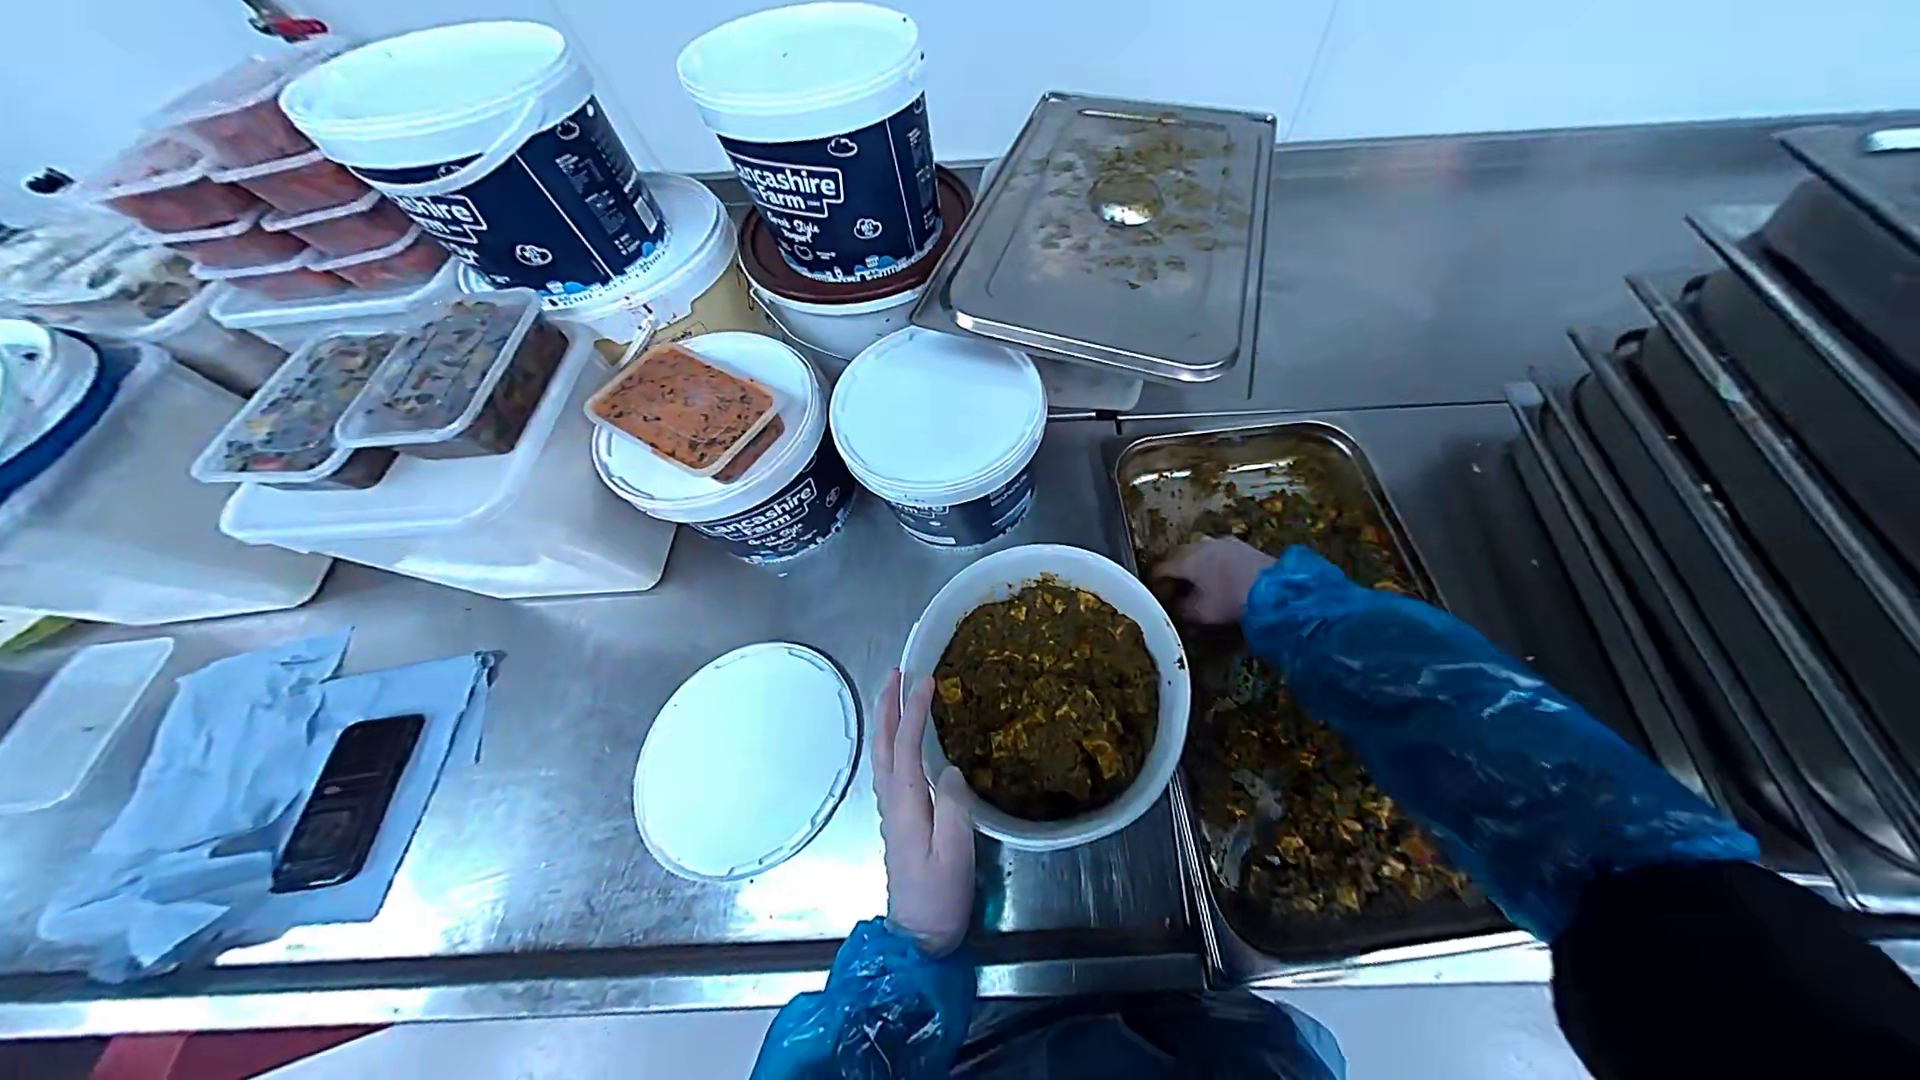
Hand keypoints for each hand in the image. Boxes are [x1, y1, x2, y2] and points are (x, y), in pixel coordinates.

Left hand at [873, 669, 974, 955]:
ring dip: (887, 719)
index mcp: (906, 804)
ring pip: (883, 753)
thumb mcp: (955, 855)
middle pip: (884, 744)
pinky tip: (902, 737)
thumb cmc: (939, 898)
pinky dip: (893, 740)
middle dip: (888, 706)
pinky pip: (890, 766)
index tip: (926, 681)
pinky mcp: (898, 818)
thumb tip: (949, 770)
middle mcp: (892, 801)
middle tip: (898, 673)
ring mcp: (892, 810)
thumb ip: (953, 809)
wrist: (917, 936)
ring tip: (897, 693)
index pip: (907, 746)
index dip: (914, 711)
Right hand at [1153, 537, 1276, 623]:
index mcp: (1185, 560)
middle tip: (1176, 592)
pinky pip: (1214, 550)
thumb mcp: (1201, 613)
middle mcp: (1199, 545)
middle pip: (1174, 555)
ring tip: (1198, 583)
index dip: (1156, 585)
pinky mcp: (1239, 544)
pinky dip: (1210, 562)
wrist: (1276, 589)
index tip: (1163, 600)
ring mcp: (1220, 541)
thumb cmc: (1233, 600)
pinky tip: (1219, 577)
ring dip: (1191, 565)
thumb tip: (1176, 609)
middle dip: (1172, 573)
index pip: (1159, 568)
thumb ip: (1182, 611)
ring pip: (1195, 550)